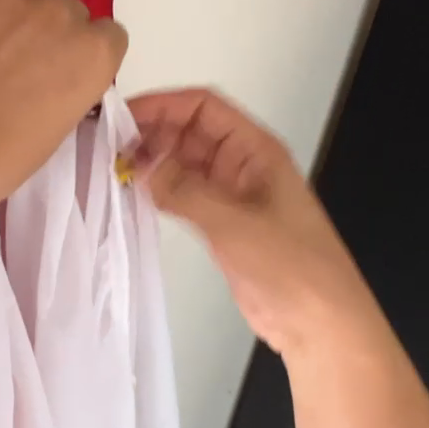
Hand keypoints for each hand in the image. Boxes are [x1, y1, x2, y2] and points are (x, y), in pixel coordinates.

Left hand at [0, 0, 127, 211]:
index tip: (63, 73)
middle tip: (21, 61)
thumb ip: (67, 90)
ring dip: (22, 3)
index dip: (86, 54)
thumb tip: (54, 77)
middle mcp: (66, 14)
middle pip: (71, 11)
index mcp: (95, 57)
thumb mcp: (53, 131)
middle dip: (52, 30)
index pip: (109, 37)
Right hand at [128, 88, 373, 360]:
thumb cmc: (290, 265)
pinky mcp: (220, 223)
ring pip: (183, 162)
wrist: (319, 323)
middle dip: (152, 132)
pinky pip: (182, 193)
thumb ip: (185, 190)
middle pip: (189, 131)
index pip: (204, 107)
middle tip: (108, 147)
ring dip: (151, 161)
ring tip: (113, 167)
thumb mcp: (235, 223)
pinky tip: (133, 194)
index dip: (163, 105)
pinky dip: (158, 189)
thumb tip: (139, 163)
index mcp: (255, 149)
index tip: (122, 117)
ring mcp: (230, 194)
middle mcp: (241, 164)